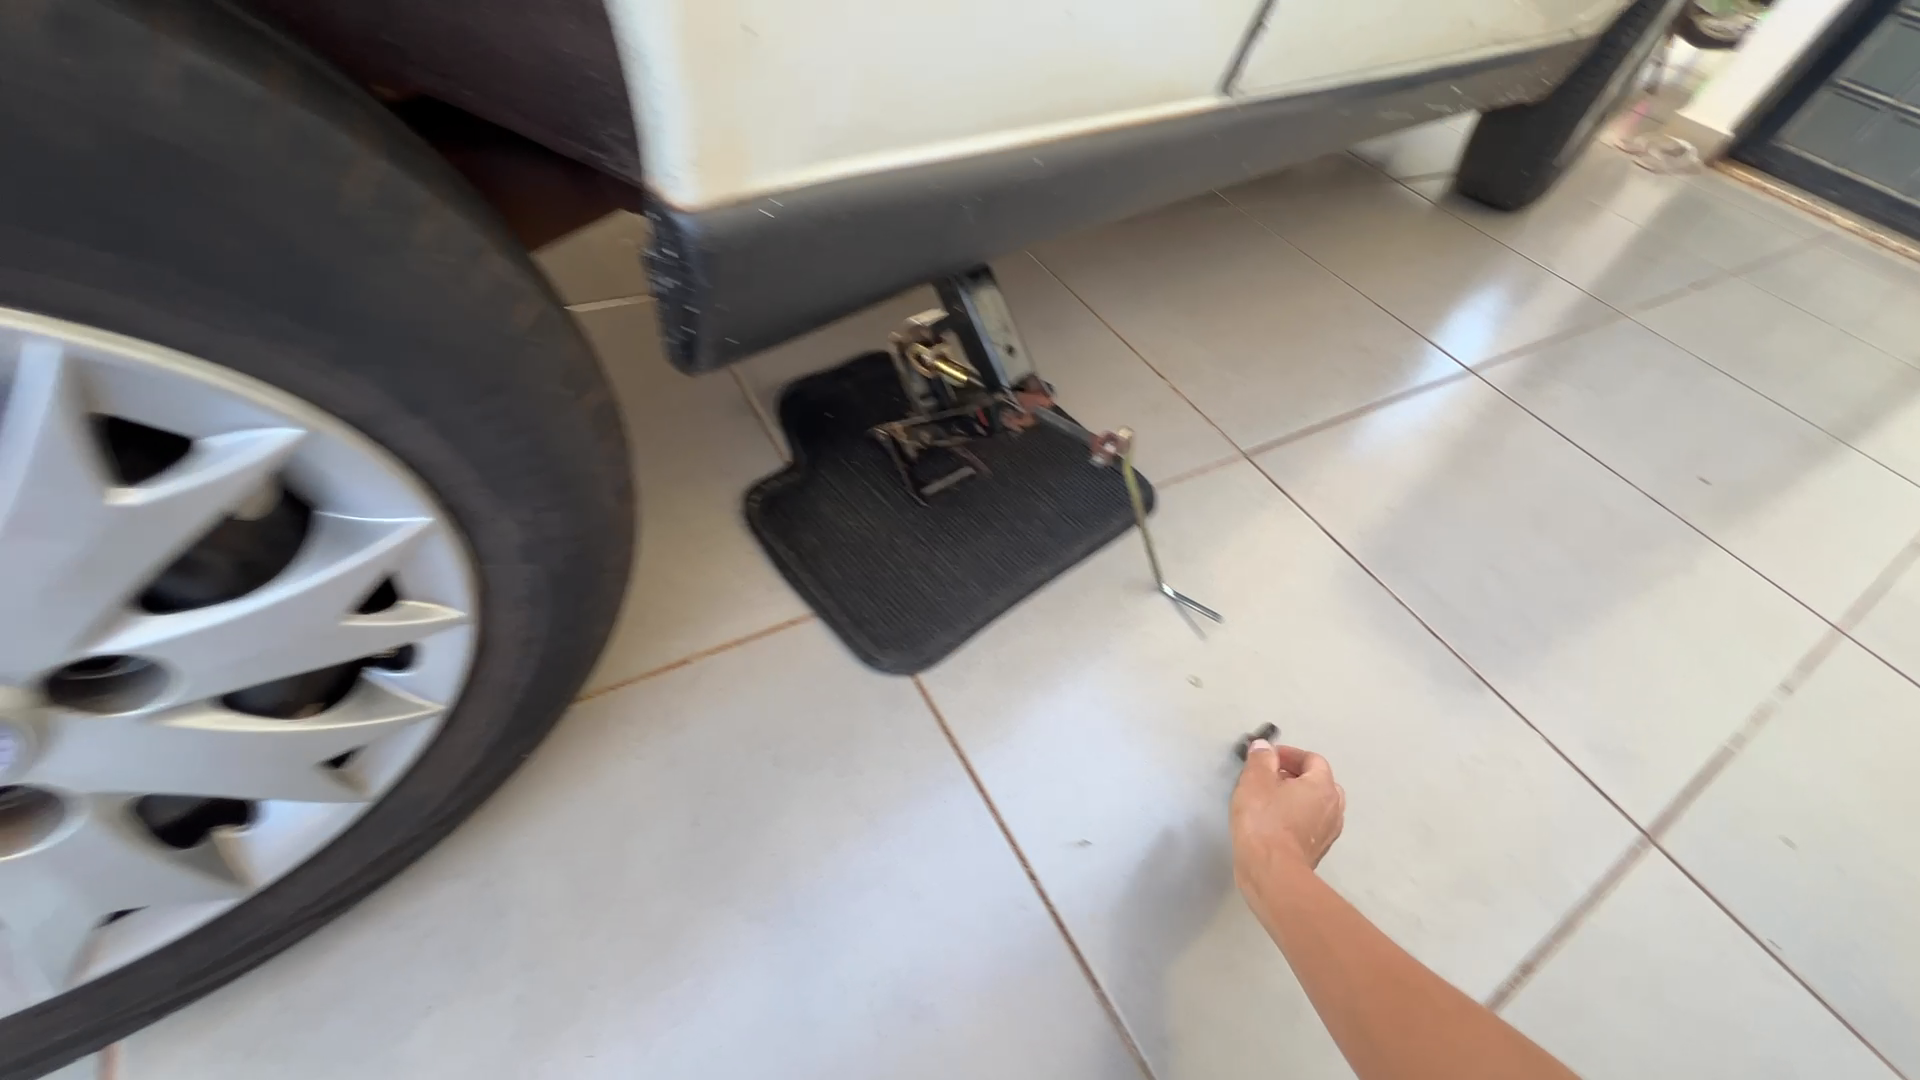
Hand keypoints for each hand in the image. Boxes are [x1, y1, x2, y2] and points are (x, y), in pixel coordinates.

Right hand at [1230, 740, 1344, 890]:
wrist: (1271, 870)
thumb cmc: (1264, 819)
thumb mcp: (1255, 780)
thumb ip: (1261, 759)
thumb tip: (1265, 747)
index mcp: (1323, 787)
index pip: (1313, 759)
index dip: (1289, 754)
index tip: (1267, 758)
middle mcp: (1333, 808)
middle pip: (1319, 782)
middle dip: (1295, 775)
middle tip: (1269, 777)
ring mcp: (1328, 832)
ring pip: (1315, 804)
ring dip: (1296, 797)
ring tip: (1268, 799)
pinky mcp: (1318, 850)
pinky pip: (1310, 823)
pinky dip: (1296, 816)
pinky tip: (1272, 821)